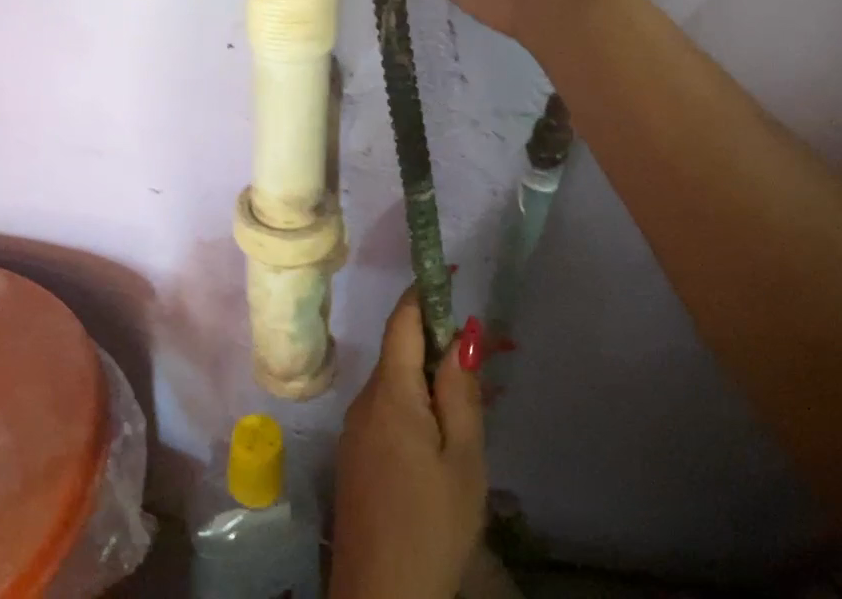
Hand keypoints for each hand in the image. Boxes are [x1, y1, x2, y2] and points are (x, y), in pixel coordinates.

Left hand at [331, 291, 486, 598]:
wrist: (380, 594)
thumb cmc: (433, 524)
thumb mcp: (463, 458)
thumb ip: (461, 392)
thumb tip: (461, 333)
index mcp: (389, 395)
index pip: (401, 323)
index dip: (424, 295)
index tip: (449, 274)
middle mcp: (363, 402)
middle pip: (399, 354)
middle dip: (438, 345)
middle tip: (488, 356)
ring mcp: (354, 430)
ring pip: (395, 385)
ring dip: (429, 380)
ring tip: (475, 399)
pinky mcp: (354, 456)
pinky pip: (386, 412)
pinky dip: (415, 406)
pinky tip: (444, 436)